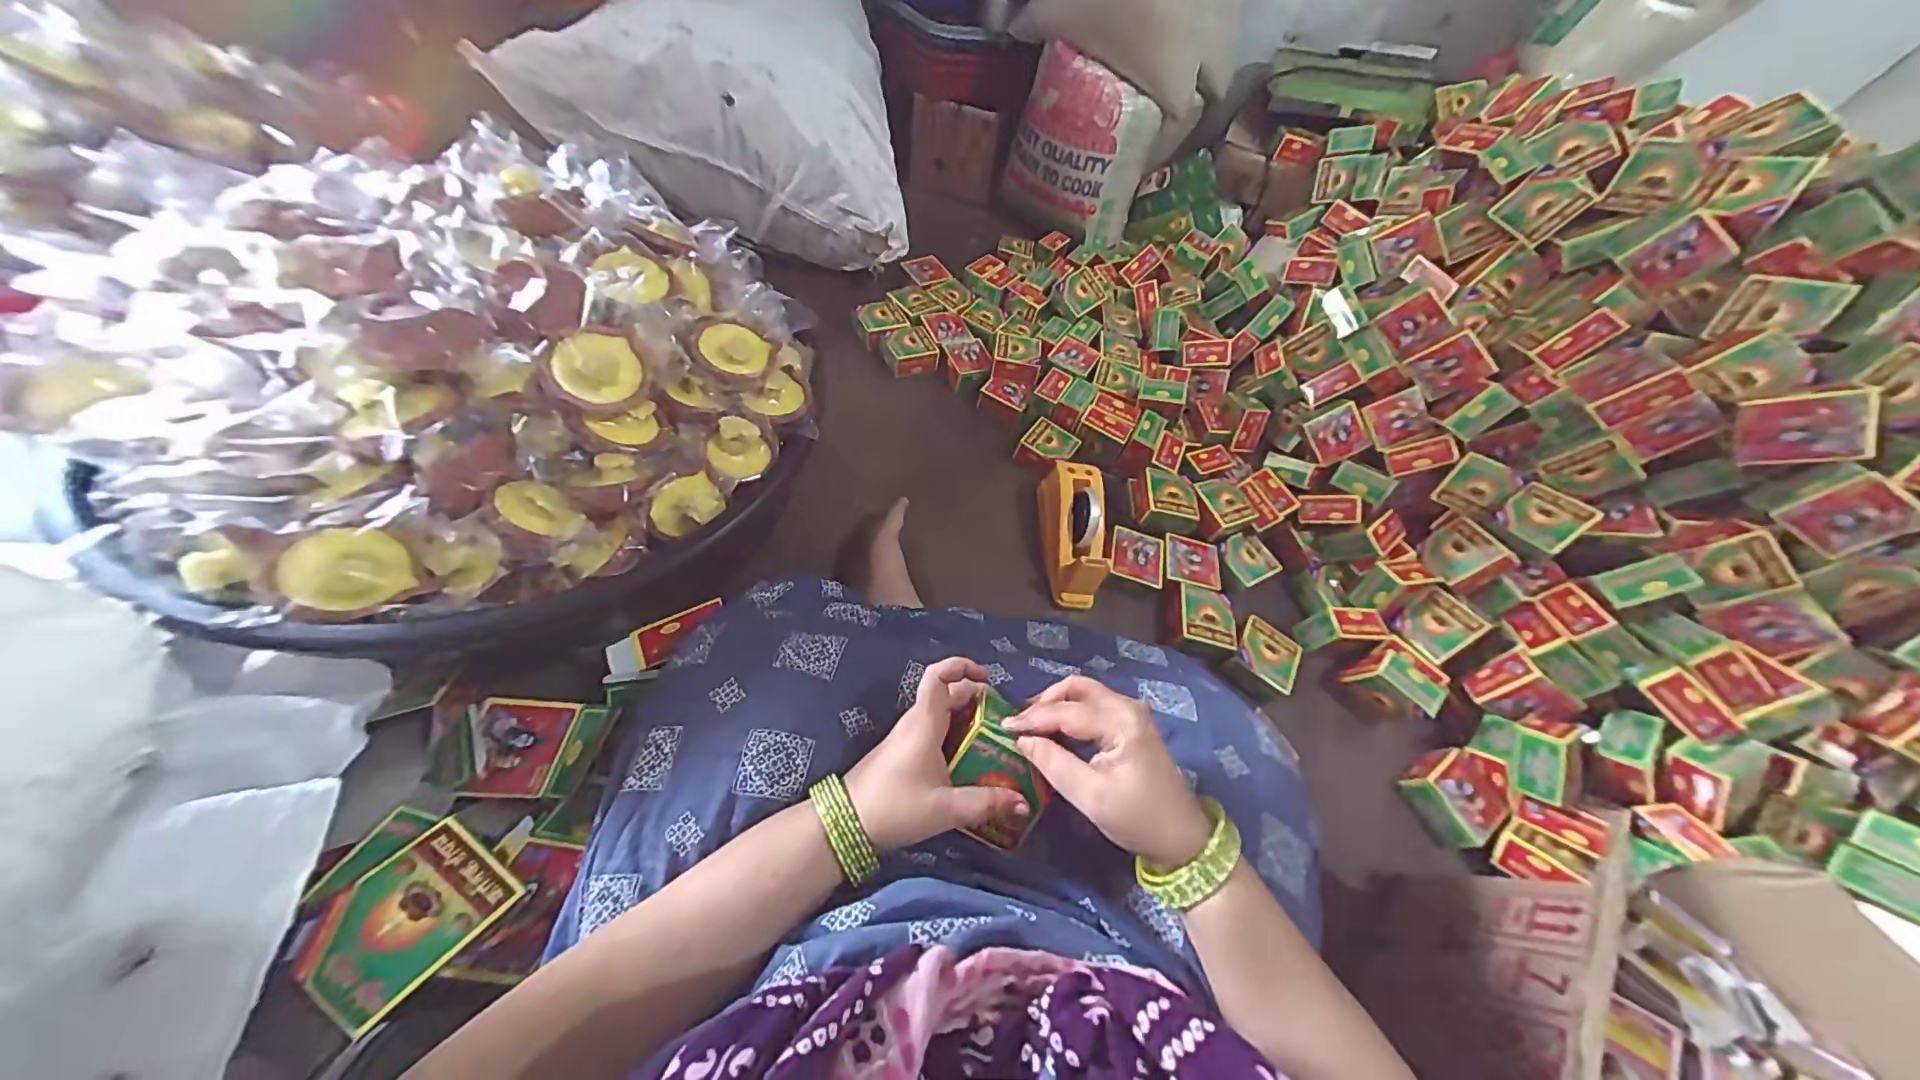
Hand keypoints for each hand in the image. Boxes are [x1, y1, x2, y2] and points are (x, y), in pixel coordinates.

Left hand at [844, 657, 1029, 851]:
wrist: (846, 823)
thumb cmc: (895, 806)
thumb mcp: (946, 808)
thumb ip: (986, 803)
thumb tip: (1023, 802)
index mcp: (924, 723)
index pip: (938, 675)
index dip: (962, 666)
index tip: (987, 679)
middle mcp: (915, 722)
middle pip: (947, 694)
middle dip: (976, 698)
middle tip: (1002, 719)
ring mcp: (906, 736)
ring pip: (941, 713)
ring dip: (966, 718)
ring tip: (993, 739)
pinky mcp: (902, 752)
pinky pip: (934, 730)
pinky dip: (955, 734)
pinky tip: (969, 758)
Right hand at [1004, 676, 1211, 869]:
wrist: (1182, 839)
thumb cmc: (1137, 819)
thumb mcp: (1090, 796)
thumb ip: (1053, 763)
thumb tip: (1023, 740)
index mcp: (1122, 722)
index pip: (1066, 711)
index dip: (1032, 718)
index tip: (1003, 726)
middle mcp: (1128, 708)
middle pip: (1077, 688)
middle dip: (1045, 701)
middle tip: (1019, 721)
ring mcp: (1132, 714)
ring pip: (1085, 694)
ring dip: (1057, 705)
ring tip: (1031, 725)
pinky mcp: (1132, 725)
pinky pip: (1094, 707)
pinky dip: (1071, 713)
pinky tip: (1054, 730)